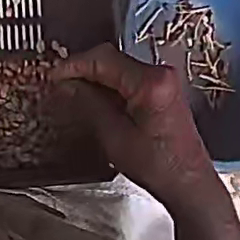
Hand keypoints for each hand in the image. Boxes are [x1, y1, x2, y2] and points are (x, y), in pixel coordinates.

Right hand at [52, 45, 223, 210]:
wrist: (187, 181)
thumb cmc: (154, 165)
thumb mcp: (113, 136)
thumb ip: (89, 103)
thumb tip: (67, 84)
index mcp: (150, 82)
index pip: (104, 59)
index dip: (74, 64)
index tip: (52, 75)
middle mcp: (160, 73)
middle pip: (112, 59)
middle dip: (82, 68)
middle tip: (57, 83)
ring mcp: (164, 79)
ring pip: (119, 67)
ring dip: (94, 76)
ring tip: (70, 90)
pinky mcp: (163, 89)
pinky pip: (129, 78)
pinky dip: (108, 84)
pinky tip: (93, 97)